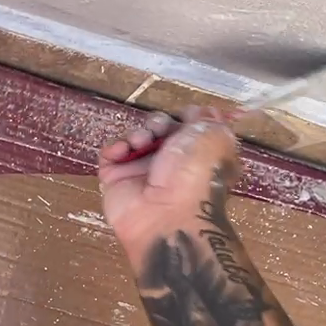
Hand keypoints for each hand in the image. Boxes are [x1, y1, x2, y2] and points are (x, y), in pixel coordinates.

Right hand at [99, 105, 241, 261]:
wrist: (166, 214)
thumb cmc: (195, 174)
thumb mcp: (215, 138)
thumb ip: (206, 118)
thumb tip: (195, 111)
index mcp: (197, 156)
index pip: (186, 127)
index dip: (184, 117)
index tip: (184, 116)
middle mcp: (170, 163)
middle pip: (158, 129)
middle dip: (158, 123)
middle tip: (159, 130)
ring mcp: (140, 172)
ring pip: (133, 138)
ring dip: (137, 134)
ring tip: (140, 144)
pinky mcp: (115, 180)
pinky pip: (109, 154)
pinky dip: (114, 148)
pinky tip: (123, 151)